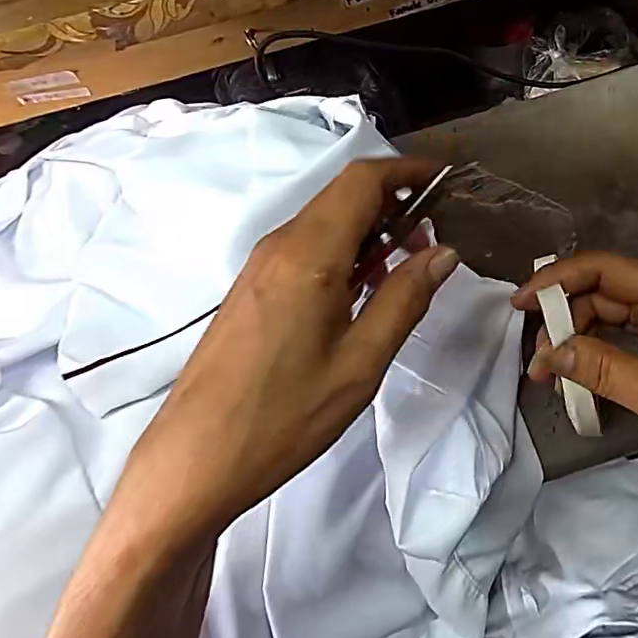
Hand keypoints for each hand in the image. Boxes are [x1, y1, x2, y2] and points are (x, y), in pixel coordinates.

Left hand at [125, 157, 460, 541]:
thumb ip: (406, 297)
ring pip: (328, 217)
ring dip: (374, 225)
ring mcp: (261, 266)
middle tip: (436, 238)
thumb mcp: (363, 361)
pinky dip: (350, 246)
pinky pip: (310, 243)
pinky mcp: (254, 287)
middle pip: (345, 193)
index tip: (447, 183)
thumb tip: (446, 251)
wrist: (190, 466)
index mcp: (309, 257)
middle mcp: (280, 247)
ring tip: (409, 265)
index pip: (362, 180)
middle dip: (397, 200)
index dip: (408, 170)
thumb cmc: (285, 416)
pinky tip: (368, 288)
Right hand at [512, 252, 637, 491]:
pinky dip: (592, 350)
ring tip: (548, 372)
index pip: (604, 269)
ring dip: (574, 336)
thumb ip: (605, 370)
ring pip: (606, 312)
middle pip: (601, 289)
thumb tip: (550, 352)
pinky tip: (573, 372)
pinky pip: (618, 335)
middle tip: (536, 358)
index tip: (521, 304)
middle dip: (562, 316)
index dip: (558, 279)